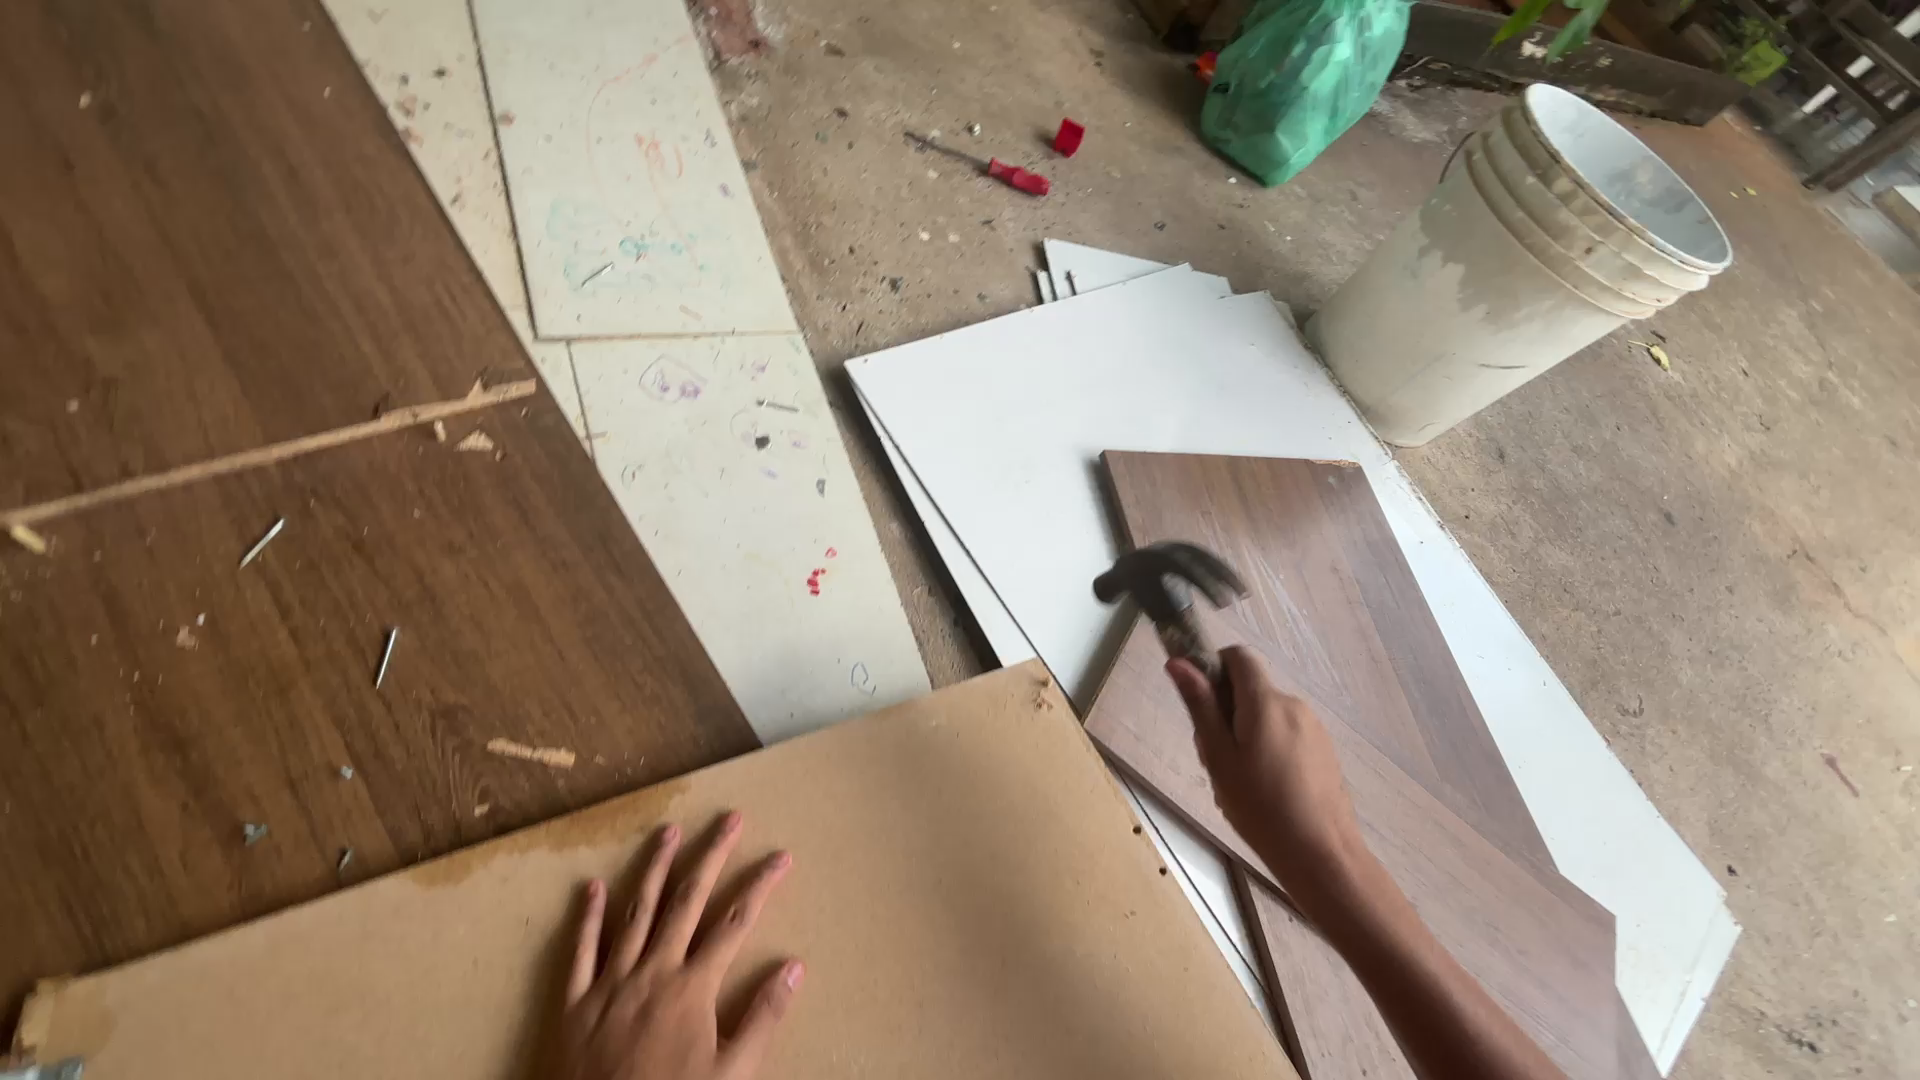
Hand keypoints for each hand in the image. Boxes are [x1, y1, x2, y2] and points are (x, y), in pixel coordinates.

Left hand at [549, 812, 802, 1079]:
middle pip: (688, 900)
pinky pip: (580, 953)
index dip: (761, 885)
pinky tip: (591, 887)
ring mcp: (611, 984)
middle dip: (712, 855)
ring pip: (635, 912)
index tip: (781, 856)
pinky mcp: (575, 1004)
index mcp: (692, 987)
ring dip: (654, 867)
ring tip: (670, 830)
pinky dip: (587, 918)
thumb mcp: (731, 1074)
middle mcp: (654, 971)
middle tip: (730, 818)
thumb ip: (763, 1018)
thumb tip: (795, 967)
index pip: (735, 922)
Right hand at [1165, 648, 1368, 914]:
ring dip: (1246, 732)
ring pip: (1266, 714)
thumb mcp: (1218, 756)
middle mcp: (1293, 705)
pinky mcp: (1324, 750)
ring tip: (1239, 780)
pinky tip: (1265, 789)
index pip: (1238, 656)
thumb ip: (1200, 705)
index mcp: (1265, 702)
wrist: (1322, 856)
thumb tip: (1178, 662)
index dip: (1214, 667)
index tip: (1200, 700)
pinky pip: (1286, 733)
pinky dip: (1269, 747)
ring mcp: (1313, 728)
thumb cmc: (1260, 807)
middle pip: (1250, 688)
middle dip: (1226, 710)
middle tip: (1215, 757)